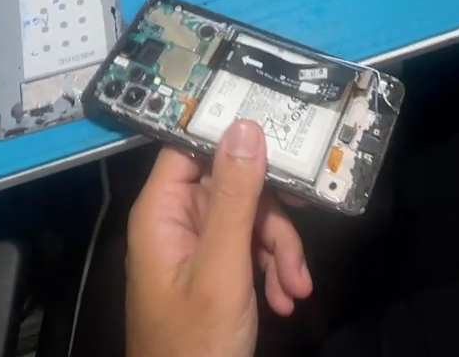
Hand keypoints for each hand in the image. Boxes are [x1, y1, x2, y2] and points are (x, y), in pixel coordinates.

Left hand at [126, 121, 312, 356]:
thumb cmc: (196, 344)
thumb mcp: (222, 267)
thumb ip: (236, 196)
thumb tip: (245, 125)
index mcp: (163, 211)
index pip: (191, 145)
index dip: (229, 131)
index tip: (273, 123)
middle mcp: (178, 220)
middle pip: (234, 182)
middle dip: (271, 215)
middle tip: (295, 241)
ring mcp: (198, 245)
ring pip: (251, 215)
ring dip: (279, 248)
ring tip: (295, 286)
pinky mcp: (217, 267)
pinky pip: (251, 245)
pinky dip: (273, 267)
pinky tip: (286, 296)